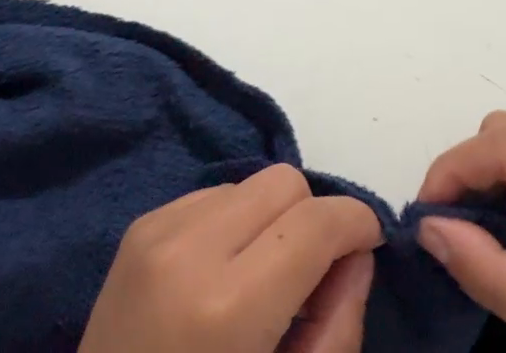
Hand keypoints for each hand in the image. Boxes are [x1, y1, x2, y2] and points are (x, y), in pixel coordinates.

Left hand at [80, 164, 384, 352]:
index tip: (367, 248)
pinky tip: (222, 271)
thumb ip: (338, 324)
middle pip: (283, 182)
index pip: (316, 221)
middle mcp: (189, 249)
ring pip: (249, 183)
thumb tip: (357, 254)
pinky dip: (233, 222)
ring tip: (261, 278)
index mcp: (229, 304)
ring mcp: (156, 230)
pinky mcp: (138, 226)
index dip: (357, 224)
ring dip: (270, 220)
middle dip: (312, 217)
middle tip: (313, 272)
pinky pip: (211, 195)